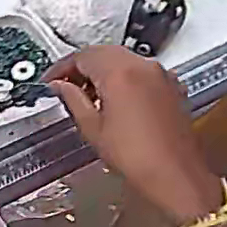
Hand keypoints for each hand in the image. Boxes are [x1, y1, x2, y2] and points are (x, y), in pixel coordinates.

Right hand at [47, 45, 225, 221]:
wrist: (174, 174)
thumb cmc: (136, 157)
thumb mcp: (92, 128)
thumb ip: (73, 100)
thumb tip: (61, 87)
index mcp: (120, 73)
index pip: (82, 56)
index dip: (62, 67)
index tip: (52, 80)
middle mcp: (143, 66)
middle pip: (103, 52)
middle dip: (81, 67)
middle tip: (65, 85)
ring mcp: (160, 74)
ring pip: (122, 58)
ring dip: (101, 71)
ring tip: (87, 95)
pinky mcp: (171, 85)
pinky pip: (140, 70)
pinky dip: (122, 77)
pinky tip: (113, 100)